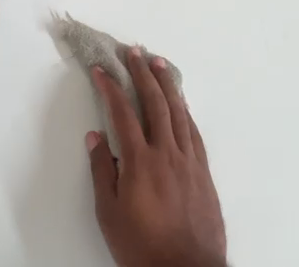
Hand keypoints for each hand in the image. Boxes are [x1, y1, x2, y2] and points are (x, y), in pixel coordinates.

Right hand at [87, 49, 227, 266]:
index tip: (102, 69)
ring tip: (159, 63)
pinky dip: (185, 111)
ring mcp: (189, 161)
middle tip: (134, 51)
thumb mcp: (110, 214)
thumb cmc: (142, 247)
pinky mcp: (204, 173)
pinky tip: (181, 102)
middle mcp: (166, 153)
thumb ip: (102, 172)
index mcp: (140, 161)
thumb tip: (95, 136)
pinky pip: (194, 132)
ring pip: (178, 112)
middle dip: (142, 74)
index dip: (111, 87)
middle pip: (154, 103)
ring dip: (167, 84)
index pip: (122, 113)